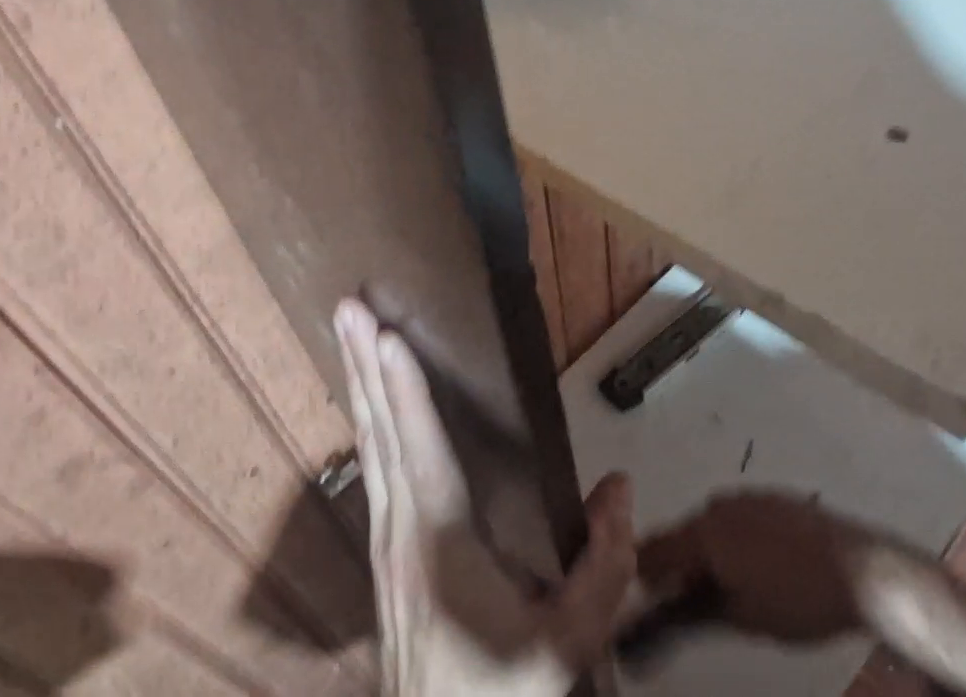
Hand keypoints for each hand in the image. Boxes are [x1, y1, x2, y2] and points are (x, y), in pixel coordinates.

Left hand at [335, 298, 634, 696]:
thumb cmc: (500, 691)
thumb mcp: (568, 643)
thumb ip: (602, 567)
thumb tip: (618, 487)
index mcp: (440, 544)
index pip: (421, 452)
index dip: (406, 392)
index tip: (385, 336)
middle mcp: (399, 529)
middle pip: (380, 433)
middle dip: (363, 366)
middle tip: (347, 306)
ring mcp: (381, 538)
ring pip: (369, 446)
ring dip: (359, 385)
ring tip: (347, 332)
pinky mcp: (381, 549)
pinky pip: (371, 467)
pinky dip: (367, 421)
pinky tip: (366, 403)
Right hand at [637, 491, 865, 643]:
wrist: (870, 572)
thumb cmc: (800, 601)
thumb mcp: (742, 620)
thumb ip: (692, 614)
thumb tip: (662, 617)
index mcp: (702, 532)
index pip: (652, 550)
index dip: (647, 576)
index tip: (656, 600)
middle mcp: (718, 506)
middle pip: (684, 535)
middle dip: (686, 565)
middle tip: (704, 600)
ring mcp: (750, 498)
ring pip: (715, 525)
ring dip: (716, 551)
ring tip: (743, 584)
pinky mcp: (778, 498)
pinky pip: (744, 518)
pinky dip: (743, 540)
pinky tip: (771, 566)